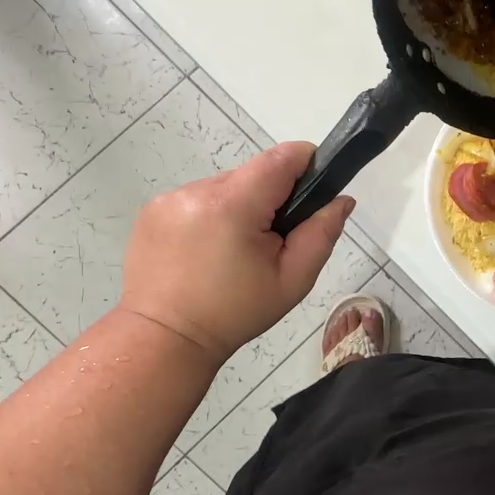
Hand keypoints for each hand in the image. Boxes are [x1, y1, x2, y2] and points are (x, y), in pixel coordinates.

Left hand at [118, 142, 352, 362]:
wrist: (166, 337)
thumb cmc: (236, 312)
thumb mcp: (293, 280)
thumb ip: (321, 234)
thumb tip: (341, 200)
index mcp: (235, 205)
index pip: (281, 158)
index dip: (307, 164)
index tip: (315, 191)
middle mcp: (197, 190)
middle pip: (253, 173)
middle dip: (271, 198)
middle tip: (273, 242)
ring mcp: (169, 198)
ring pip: (225, 187)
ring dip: (240, 208)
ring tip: (236, 252)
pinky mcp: (152, 210)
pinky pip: (197, 200)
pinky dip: (212, 217)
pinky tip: (208, 252)